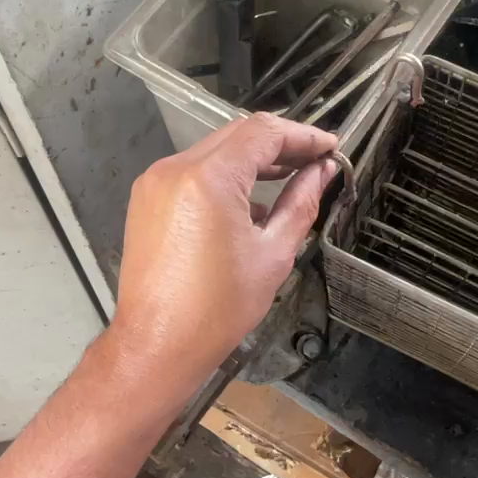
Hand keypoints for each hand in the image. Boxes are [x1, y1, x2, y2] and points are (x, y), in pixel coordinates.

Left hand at [110, 112, 338, 378]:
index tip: (330, 148)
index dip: (303, 136)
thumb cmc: (219, 308)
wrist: (158, 343)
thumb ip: (301, 203)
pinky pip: (193, 173)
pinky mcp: (146, 200)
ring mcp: (155, 182)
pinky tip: (251, 203)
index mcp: (208, 178)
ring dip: (252, 160)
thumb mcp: (273, 254)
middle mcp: (175, 168)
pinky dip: (225, 178)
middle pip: (238, 135)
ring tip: (291, 178)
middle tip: (316, 161)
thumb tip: (322, 172)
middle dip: (280, 144)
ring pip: (214, 151)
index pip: (264, 133)